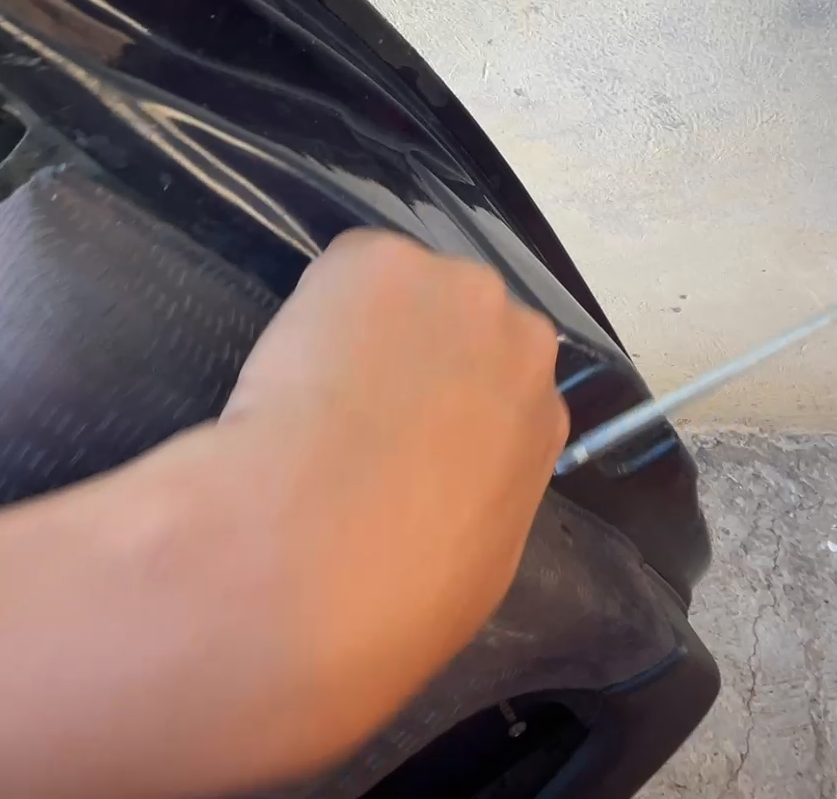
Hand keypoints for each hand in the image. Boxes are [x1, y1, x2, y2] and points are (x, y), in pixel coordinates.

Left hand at [155, 229, 566, 770]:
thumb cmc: (404, 579)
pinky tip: (296, 355)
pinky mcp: (378, 257)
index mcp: (541, 412)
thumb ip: (482, 494)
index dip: (443, 396)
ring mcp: (447, 284)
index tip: (399, 421)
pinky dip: (319, 301)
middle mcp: (512, 333)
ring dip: (369, 319)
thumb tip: (447, 483)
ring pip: (403, 289)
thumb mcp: (477, 560)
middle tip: (357, 394)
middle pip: (460, 319)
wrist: (319, 538)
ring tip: (318, 377)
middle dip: (419, 346)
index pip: (497, 380)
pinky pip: (347, 270)